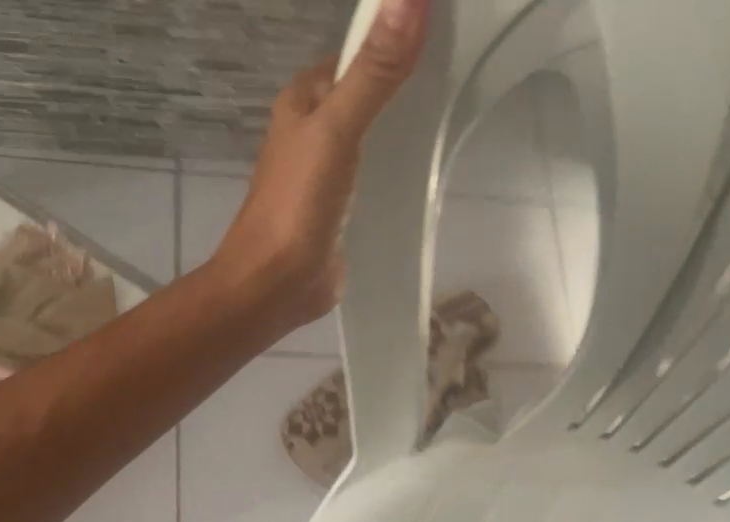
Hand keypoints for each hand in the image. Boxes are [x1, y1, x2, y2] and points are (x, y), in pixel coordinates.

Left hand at [209, 0, 431, 333]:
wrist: (273, 285)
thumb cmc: (297, 205)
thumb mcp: (338, 130)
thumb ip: (374, 72)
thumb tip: (410, 0)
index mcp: (301, 103)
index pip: (353, 54)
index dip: (390, 40)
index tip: (442, 36)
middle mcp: (309, 133)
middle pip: (361, 94)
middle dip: (398, 86)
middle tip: (455, 80)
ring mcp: (322, 175)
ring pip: (366, 136)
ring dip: (397, 129)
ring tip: (448, 119)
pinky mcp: (336, 212)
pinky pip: (370, 178)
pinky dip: (392, 170)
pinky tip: (422, 174)